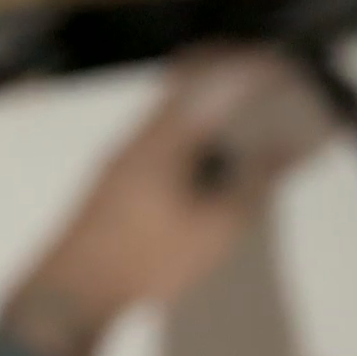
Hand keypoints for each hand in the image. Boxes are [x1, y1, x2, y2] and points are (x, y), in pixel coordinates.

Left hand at [32, 50, 318, 318]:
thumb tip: (285, 147)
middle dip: (229, 85)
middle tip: (267, 96)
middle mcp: (140, 134)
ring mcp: (123, 158)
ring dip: (210, 118)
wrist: (71, 291)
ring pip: (174, 119)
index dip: (244, 64)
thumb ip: (253, 181)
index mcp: (165, 134)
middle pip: (187, 89)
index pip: (207, 73)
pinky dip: (193, 143)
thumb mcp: (215, 226)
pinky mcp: (116, 182)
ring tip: (247, 138)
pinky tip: (209, 175)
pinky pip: (163, 143)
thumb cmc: (148, 255)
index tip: (277, 67)